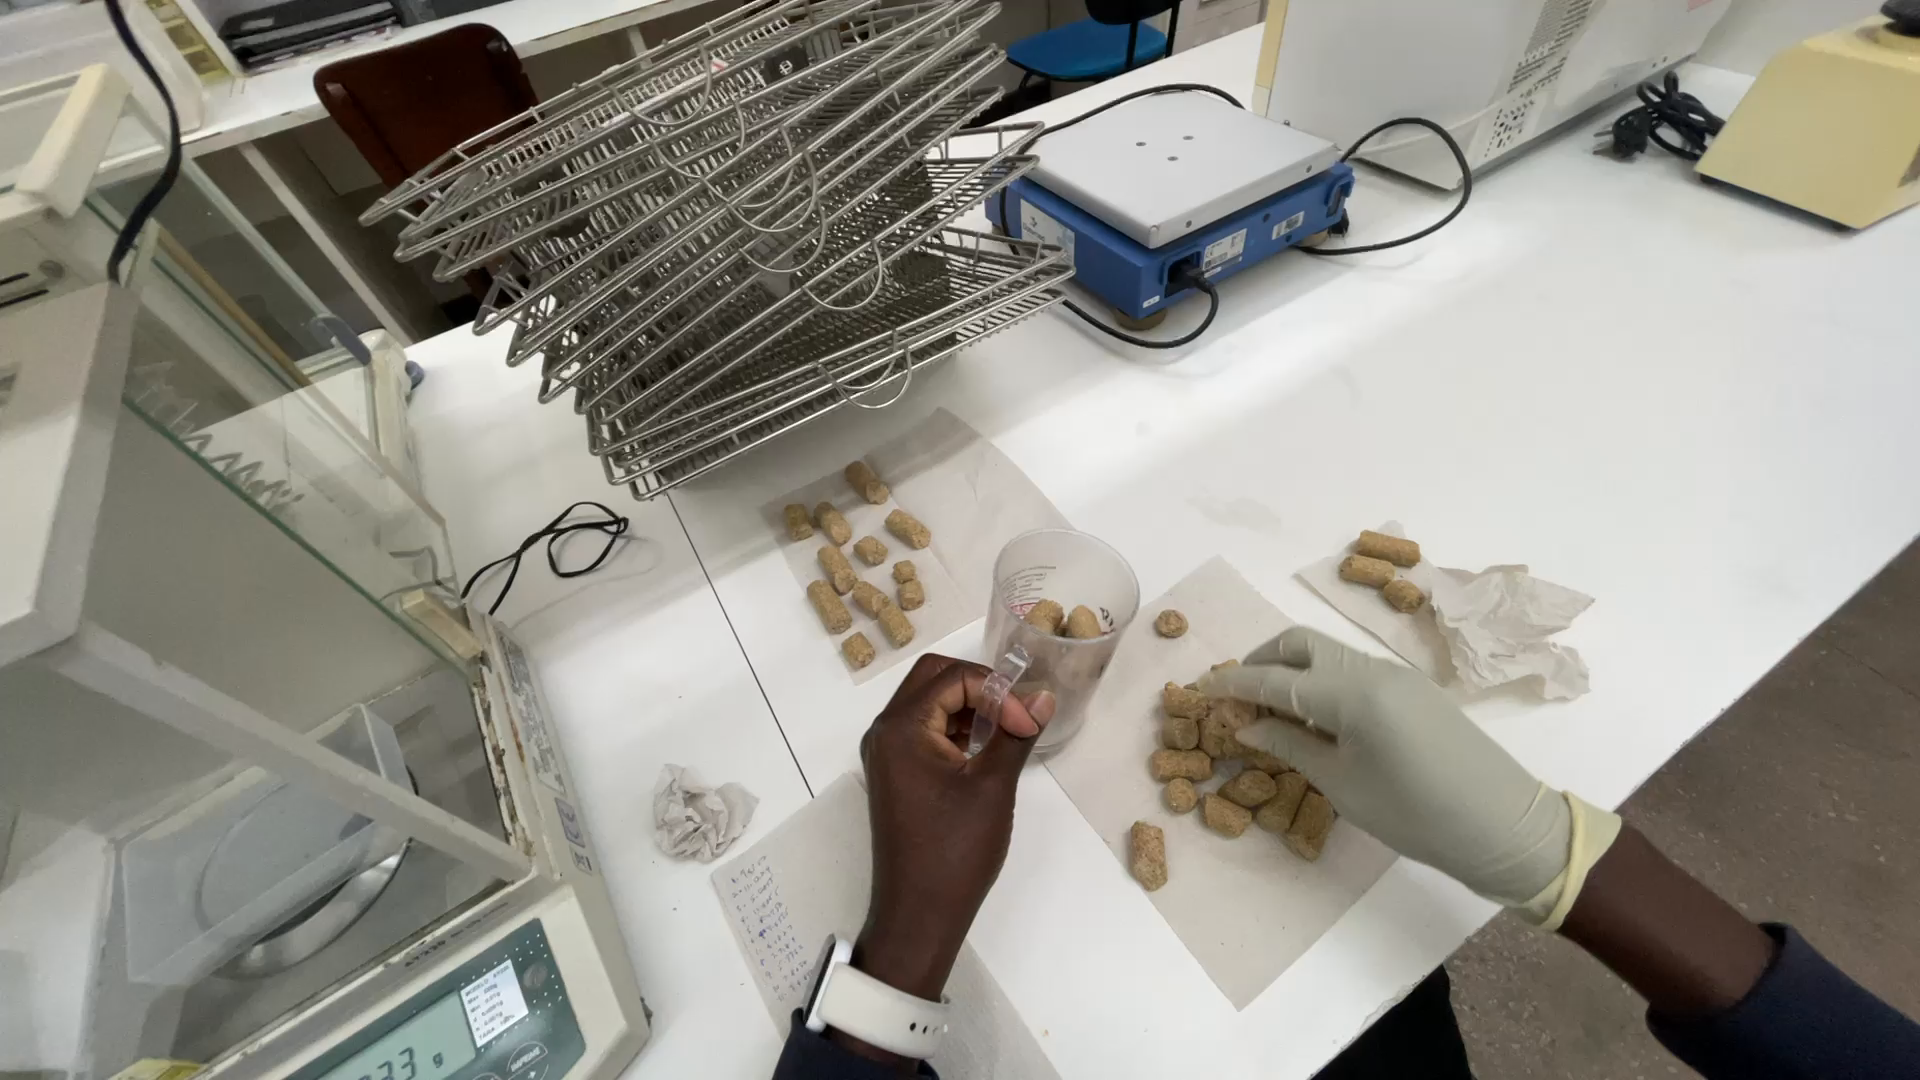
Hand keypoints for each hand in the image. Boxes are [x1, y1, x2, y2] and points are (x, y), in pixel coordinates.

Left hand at [854, 654, 1054, 1001]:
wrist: (918, 916)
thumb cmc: (955, 850)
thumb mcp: (993, 786)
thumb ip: (1016, 734)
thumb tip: (1043, 696)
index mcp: (901, 727)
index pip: (952, 677)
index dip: (995, 690)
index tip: (1026, 722)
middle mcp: (885, 731)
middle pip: (932, 677)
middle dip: (977, 684)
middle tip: (1012, 709)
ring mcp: (885, 752)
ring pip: (926, 700)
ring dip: (966, 704)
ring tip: (1004, 728)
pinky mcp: (894, 771)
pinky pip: (923, 728)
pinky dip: (953, 726)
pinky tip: (982, 747)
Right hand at [1200, 627, 1616, 924]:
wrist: (1510, 830)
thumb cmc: (1417, 816)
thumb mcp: (1341, 784)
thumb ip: (1287, 743)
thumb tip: (1242, 725)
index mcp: (1350, 692)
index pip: (1272, 677)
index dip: (1231, 683)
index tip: (1198, 688)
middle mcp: (1369, 669)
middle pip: (1297, 641)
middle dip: (1259, 659)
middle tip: (1237, 694)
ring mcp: (1393, 674)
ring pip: (1324, 651)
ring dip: (1288, 667)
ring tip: (1270, 707)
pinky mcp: (1410, 687)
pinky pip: (1348, 667)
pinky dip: (1317, 677)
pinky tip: (1311, 713)